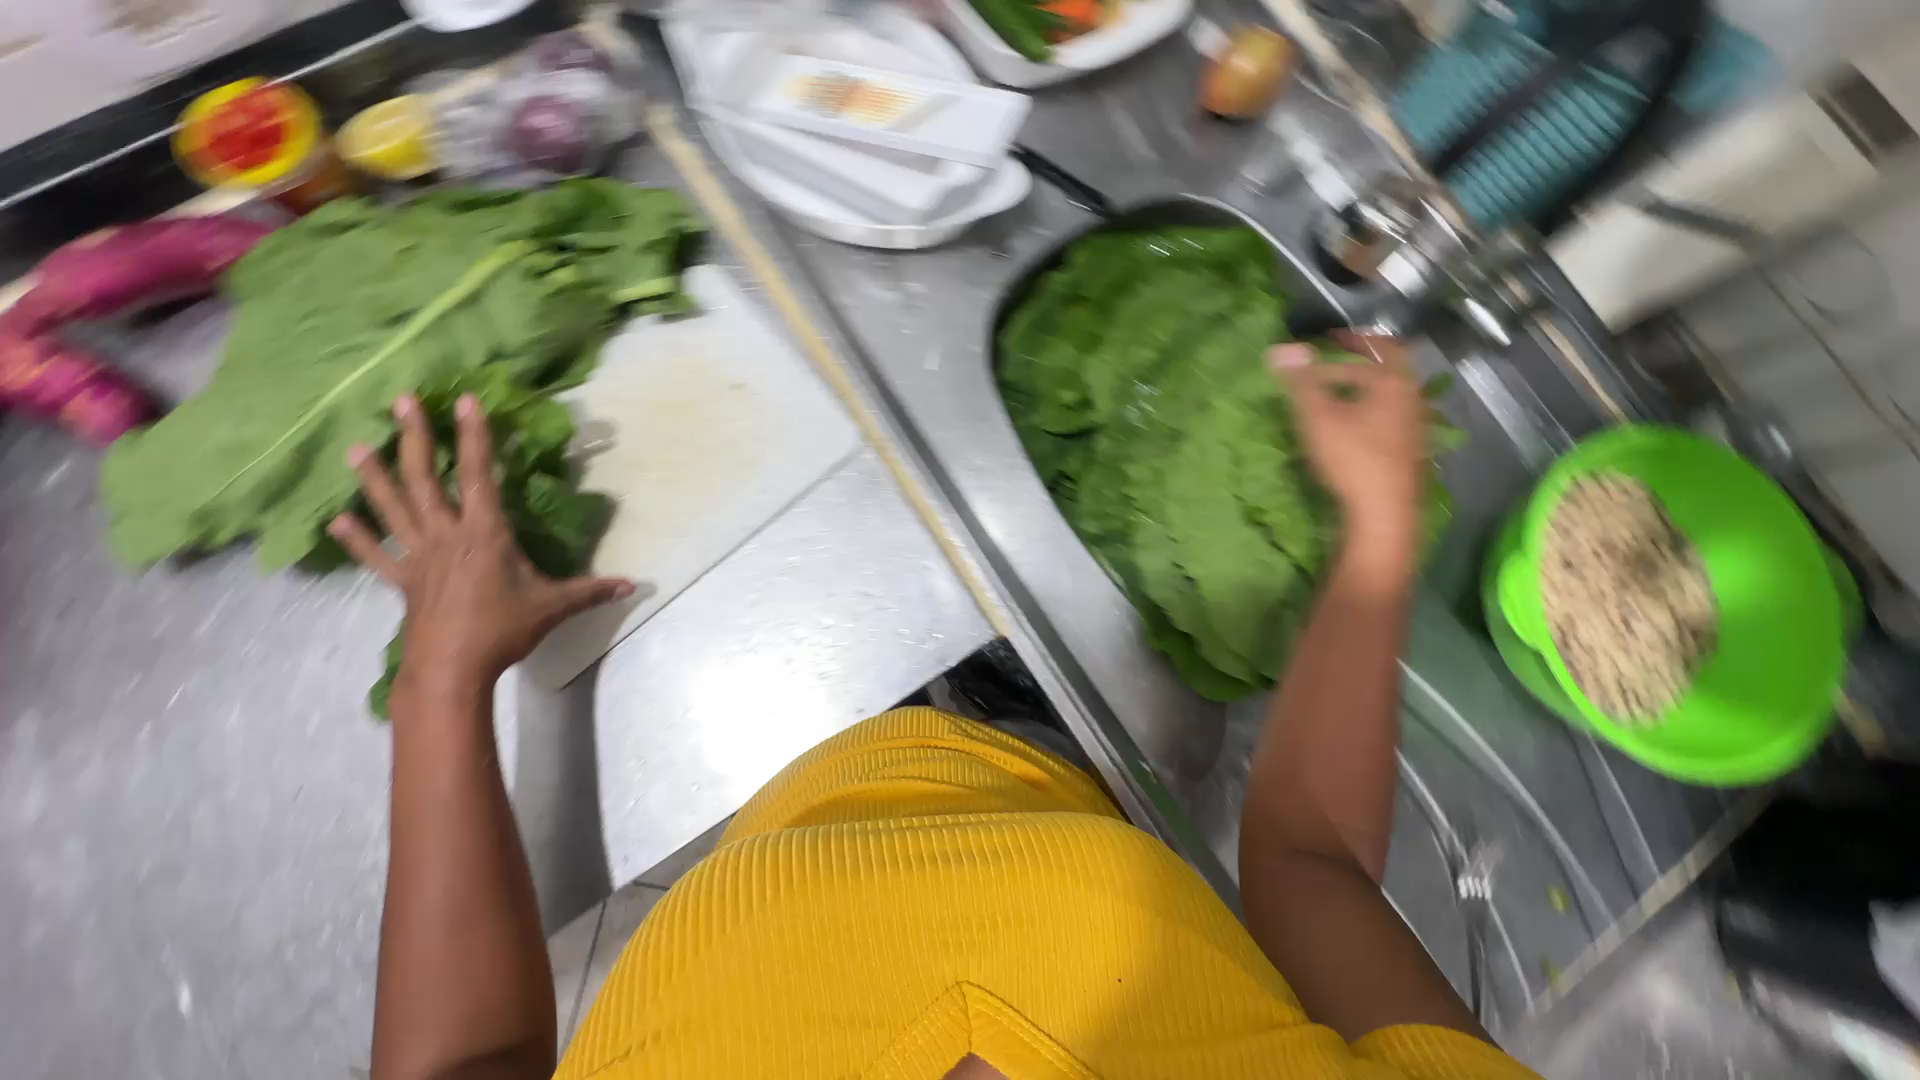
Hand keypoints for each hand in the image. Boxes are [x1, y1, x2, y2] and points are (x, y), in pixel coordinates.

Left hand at [329, 393, 633, 699]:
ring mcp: (418, 558)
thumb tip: (634, 586)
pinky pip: (375, 557)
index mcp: (484, 534)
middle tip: (401, 401)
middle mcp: (446, 535)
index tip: (465, 400)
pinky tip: (337, 520)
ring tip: (356, 445)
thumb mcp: (554, 606)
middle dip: (415, 438)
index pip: (479, 475)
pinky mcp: (402, 582)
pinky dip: (357, 539)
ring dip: (374, 476)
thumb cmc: (503, 630)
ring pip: (393, 508)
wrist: (452, 669)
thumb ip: (591, 591)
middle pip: (425, 480)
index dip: (474, 436)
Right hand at [1269, 331, 1426, 550]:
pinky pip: (1391, 420)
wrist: (1384, 513)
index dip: (1355, 339)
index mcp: (1394, 383)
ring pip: (1391, 398)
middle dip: (1360, 365)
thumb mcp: (1317, 416)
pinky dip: (1371, 415)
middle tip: (1332, 368)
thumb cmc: (1352, 458)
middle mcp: (1412, 399)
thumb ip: (1299, 382)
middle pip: (1389, 371)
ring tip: (1339, 398)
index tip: (1331, 340)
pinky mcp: (1411, 453)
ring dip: (1366, 392)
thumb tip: (1280, 349)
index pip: (1380, 347)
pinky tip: (1353, 431)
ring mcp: (1415, 428)